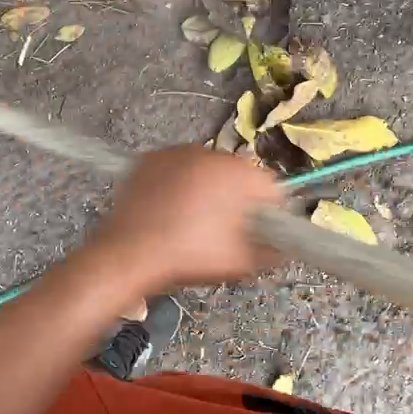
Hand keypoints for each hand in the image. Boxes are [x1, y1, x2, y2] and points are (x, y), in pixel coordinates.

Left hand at [91, 146, 283, 292]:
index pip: (270, 187)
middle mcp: (209, 153)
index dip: (266, 212)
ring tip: (190, 219)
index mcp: (238, 173)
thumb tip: (282, 247)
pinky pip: (175, 169)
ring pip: (205, 170)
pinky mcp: (149, 158)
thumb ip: (273, 251)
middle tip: (220, 227)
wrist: (130, 252)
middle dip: (234, 197)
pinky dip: (177, 183)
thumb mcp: (241, 261)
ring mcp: (175, 152)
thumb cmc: (189, 255)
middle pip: (236, 175)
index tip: (254, 231)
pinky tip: (168, 207)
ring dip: (205, 188)